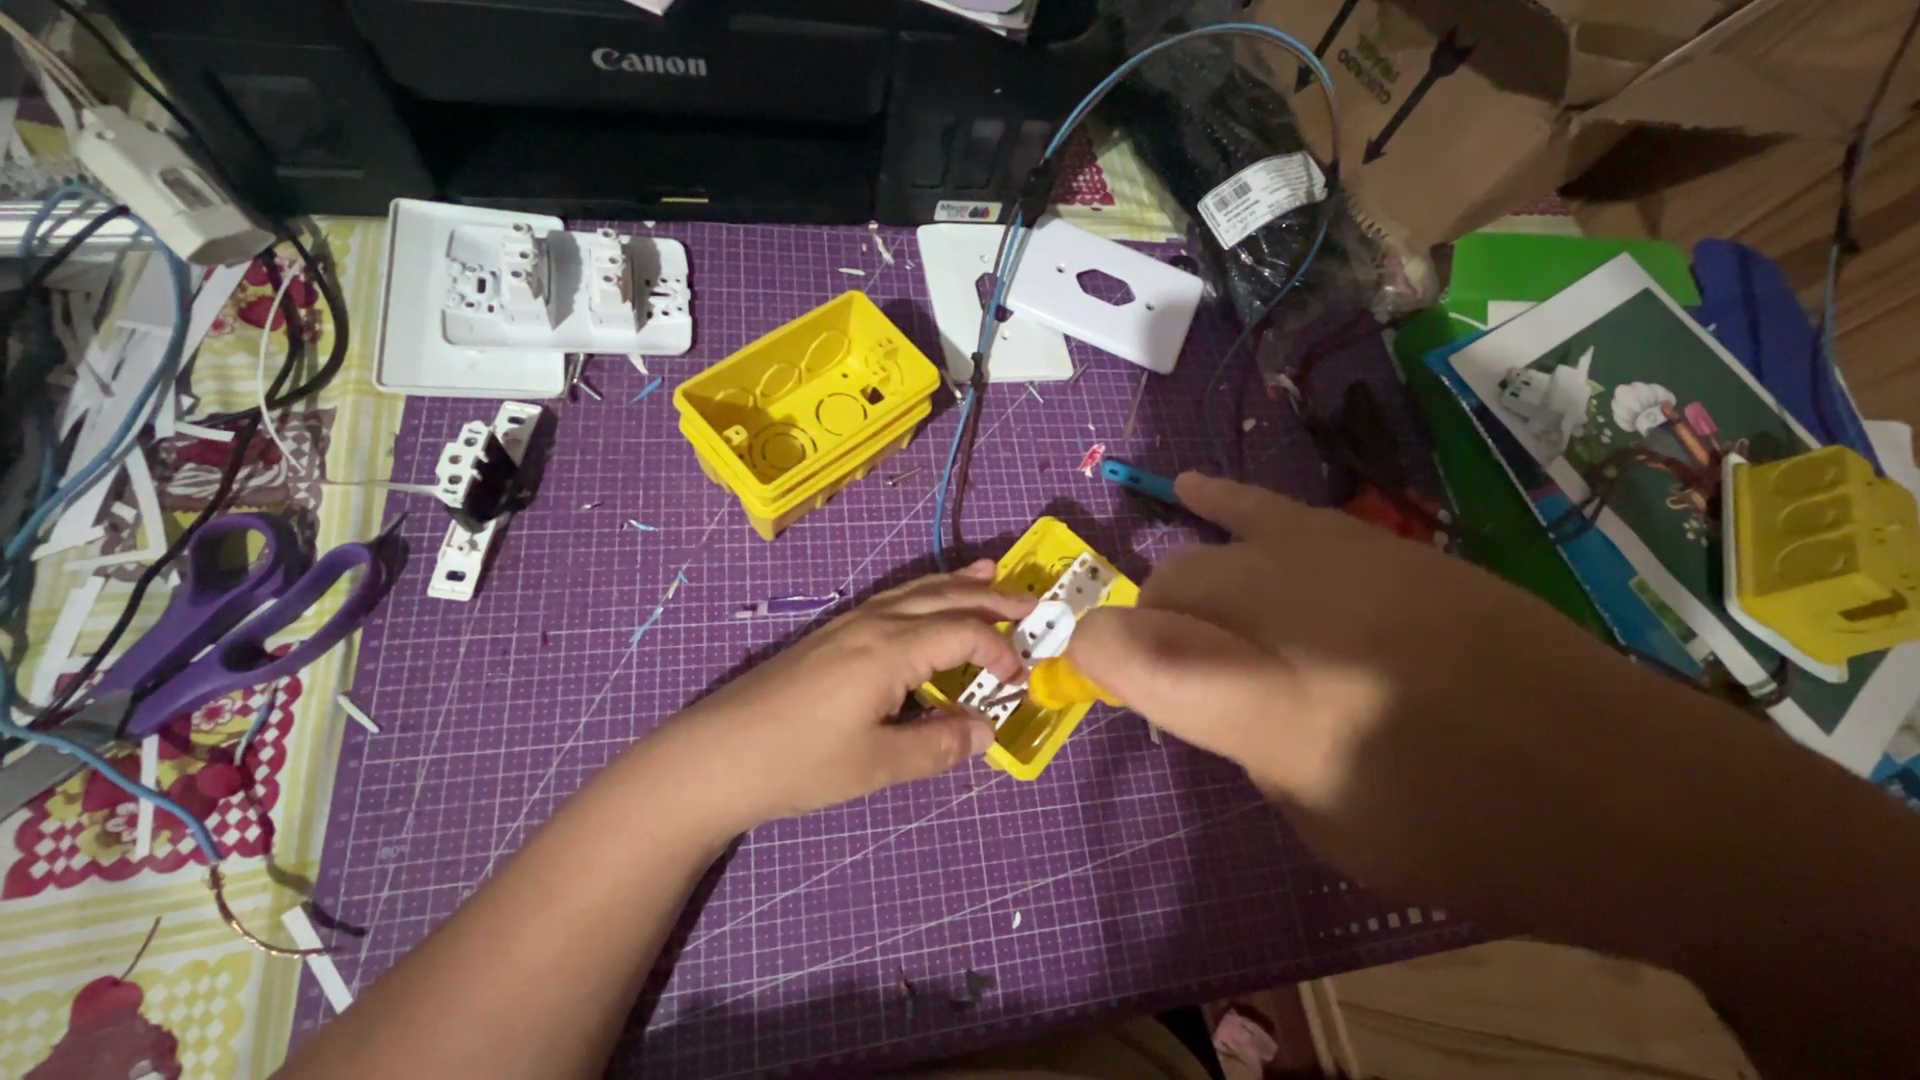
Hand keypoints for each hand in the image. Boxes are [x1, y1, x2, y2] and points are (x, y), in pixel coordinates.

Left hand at [650, 561, 1034, 835]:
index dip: (1000, 651)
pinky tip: (922, 606)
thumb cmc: (799, 762)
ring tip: (988, 572)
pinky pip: (890, 602)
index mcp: (891, 649)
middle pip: (942, 597)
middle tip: (1032, 598)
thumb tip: (987, 731)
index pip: (963, 634)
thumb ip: (939, 745)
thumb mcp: (878, 764)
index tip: (1020, 680)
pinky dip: (922, 595)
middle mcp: (872, 624)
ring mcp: (846, 625)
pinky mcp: (828, 637)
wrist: (714, 756)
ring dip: (956, 584)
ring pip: (914, 591)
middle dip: (990, 595)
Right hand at [1065, 473, 1783, 931]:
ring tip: (1200, 615)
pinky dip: (1223, 501)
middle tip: (1179, 677)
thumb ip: (1240, 742)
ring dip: (1188, 584)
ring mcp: (1344, 567)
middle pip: (1168, 590)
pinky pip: (1277, 508)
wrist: (1628, 787)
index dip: (1094, 659)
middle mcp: (1297, 619)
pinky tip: (1188, 487)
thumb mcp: (1322, 823)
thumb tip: (1199, 689)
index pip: (1132, 653)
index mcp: (1275, 710)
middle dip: (1151, 630)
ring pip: (1214, 551)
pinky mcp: (1384, 544)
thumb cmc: (1468, 840)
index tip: (1098, 679)